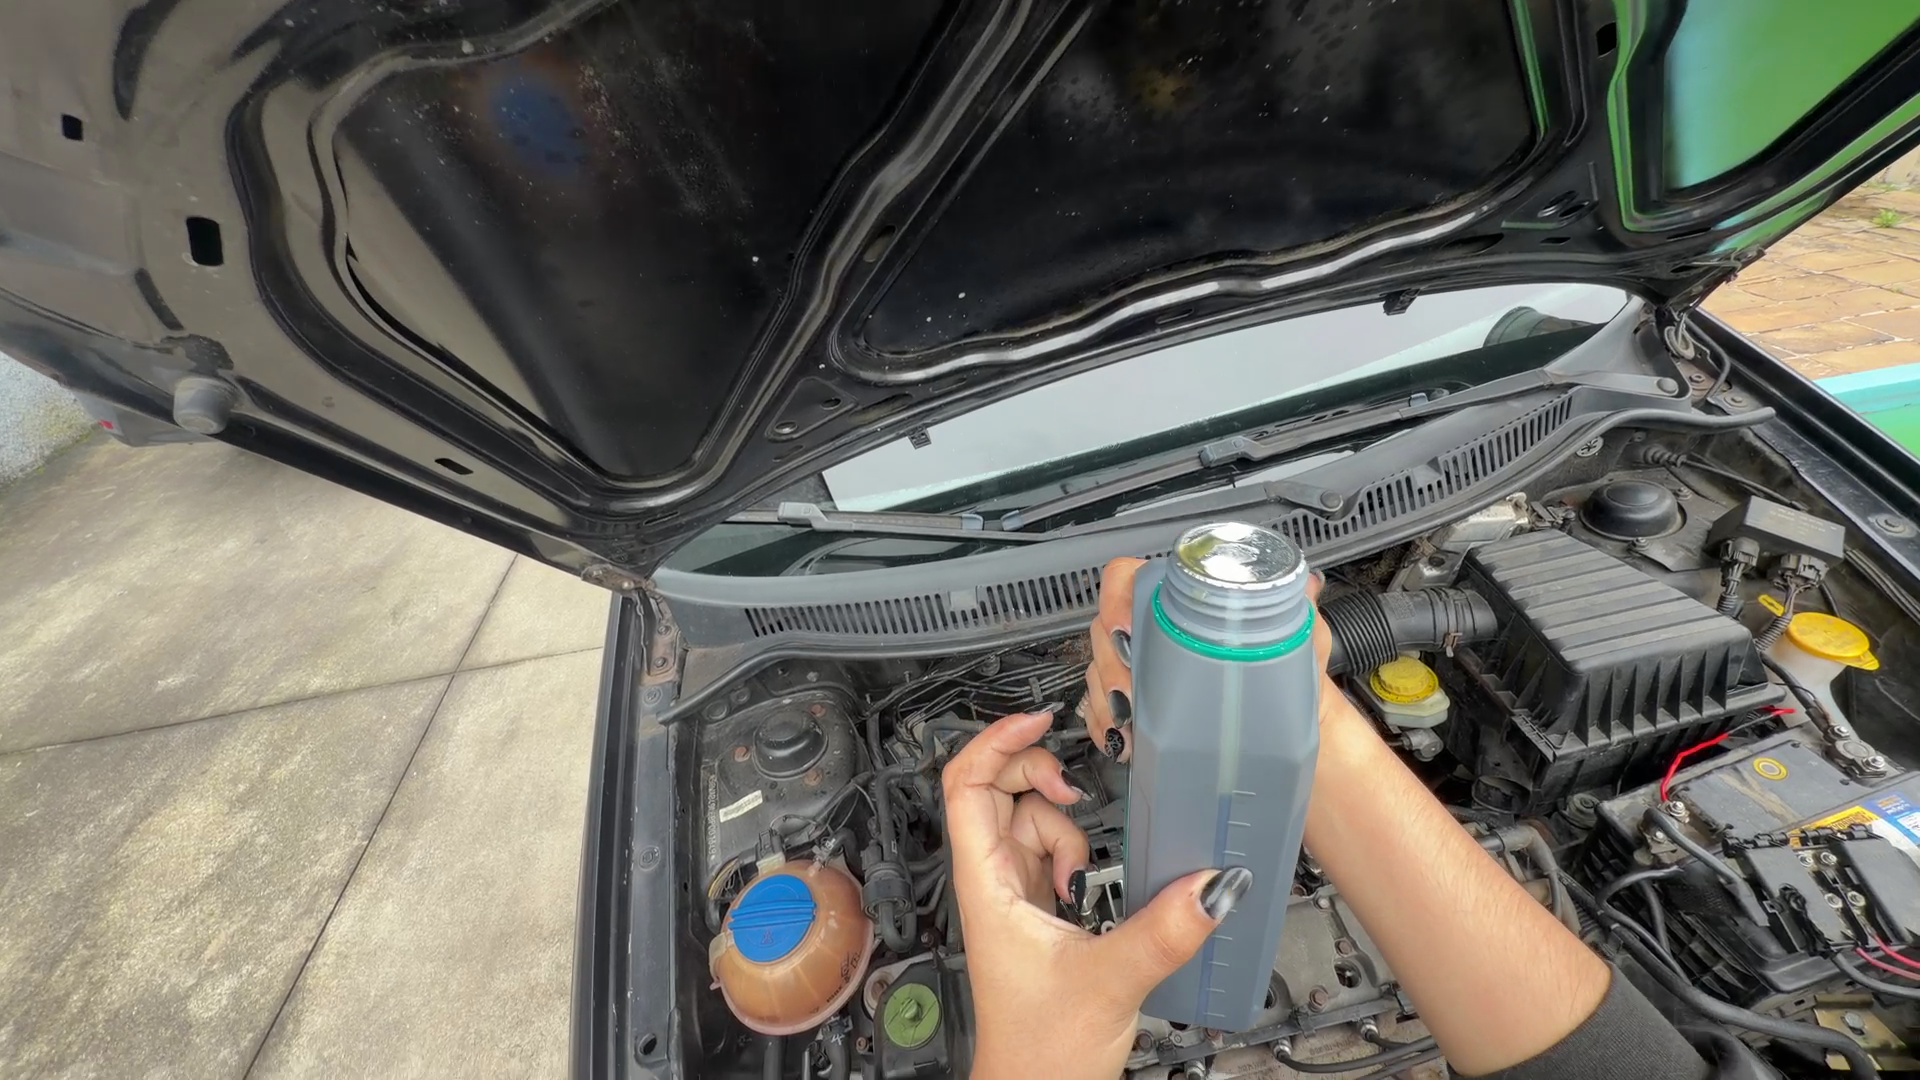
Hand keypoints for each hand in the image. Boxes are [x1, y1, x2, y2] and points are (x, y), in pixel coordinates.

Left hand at [942, 711, 1250, 1079]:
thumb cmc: (1040, 1051)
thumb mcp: (1108, 982)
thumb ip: (1162, 931)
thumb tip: (1209, 885)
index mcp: (985, 881)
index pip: (966, 785)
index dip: (995, 742)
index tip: (1036, 721)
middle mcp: (991, 875)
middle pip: (995, 786)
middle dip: (1036, 774)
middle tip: (1072, 786)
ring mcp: (1011, 885)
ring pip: (1026, 814)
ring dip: (1059, 822)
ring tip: (1079, 866)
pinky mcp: (1033, 900)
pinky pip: (1046, 845)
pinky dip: (1067, 847)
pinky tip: (1081, 879)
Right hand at [1083, 558, 1349, 760]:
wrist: (1293, 738)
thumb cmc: (1293, 683)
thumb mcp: (1297, 639)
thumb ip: (1294, 610)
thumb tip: (1303, 585)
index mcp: (1179, 602)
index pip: (1126, 578)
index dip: (1115, 599)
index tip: (1124, 628)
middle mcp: (1153, 631)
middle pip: (1104, 630)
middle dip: (1112, 664)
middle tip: (1129, 691)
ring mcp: (1142, 671)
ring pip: (1098, 673)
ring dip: (1107, 703)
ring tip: (1131, 725)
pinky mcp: (1138, 709)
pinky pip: (1101, 714)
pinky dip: (1107, 730)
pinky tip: (1125, 742)